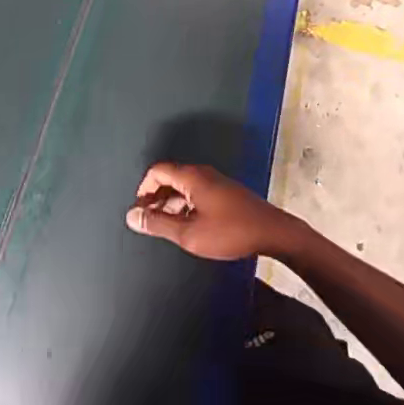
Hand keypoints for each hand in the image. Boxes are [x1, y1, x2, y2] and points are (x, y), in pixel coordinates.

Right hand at [125, 162, 309, 260]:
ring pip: (183, 186)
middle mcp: (203, 174)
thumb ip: (158, 224)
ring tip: (162, 226)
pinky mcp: (225, 193)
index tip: (139, 212)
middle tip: (147, 221)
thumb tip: (131, 216)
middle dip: (154, 197)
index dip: (143, 190)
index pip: (157, 171)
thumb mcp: (188, 233)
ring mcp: (216, 182)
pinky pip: (196, 192)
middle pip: (170, 177)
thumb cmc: (230, 232)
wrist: (271, 232)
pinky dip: (184, 205)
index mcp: (192, 177)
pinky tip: (185, 225)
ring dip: (169, 203)